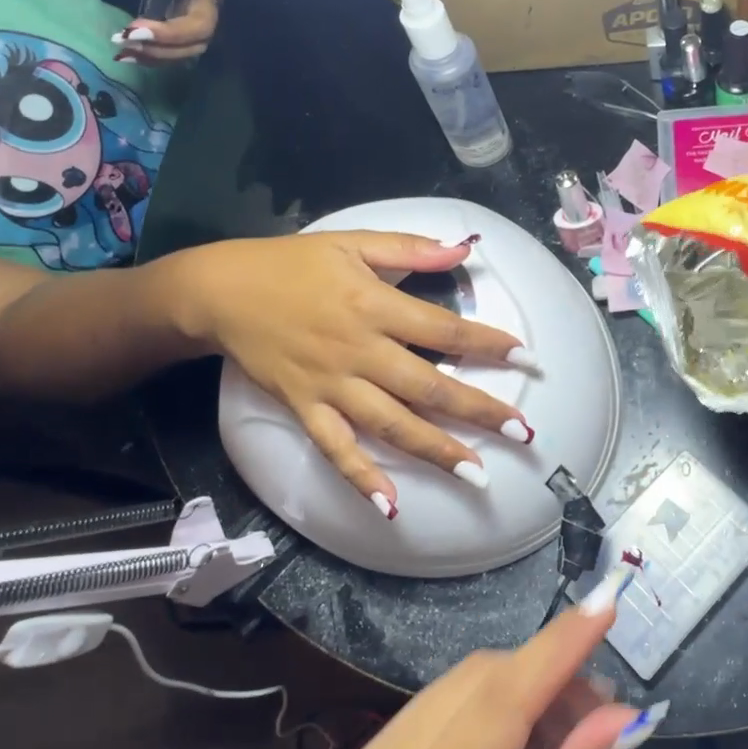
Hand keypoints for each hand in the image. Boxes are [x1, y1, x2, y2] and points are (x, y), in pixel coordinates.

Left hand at [113, 0, 218, 63]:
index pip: (201, 23)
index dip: (172, 32)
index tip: (134, 29)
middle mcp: (209, 2)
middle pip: (195, 44)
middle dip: (161, 49)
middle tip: (122, 42)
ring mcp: (198, 8)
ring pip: (187, 48)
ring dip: (156, 55)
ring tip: (122, 51)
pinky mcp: (184, 9)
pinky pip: (176, 41)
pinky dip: (154, 50)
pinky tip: (128, 49)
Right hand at [171, 231, 534, 512]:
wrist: (219, 292)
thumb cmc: (293, 264)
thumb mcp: (354, 242)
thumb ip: (412, 248)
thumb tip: (465, 250)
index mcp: (376, 307)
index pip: (445, 330)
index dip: (488, 345)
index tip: (528, 360)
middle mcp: (360, 351)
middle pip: (428, 386)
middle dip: (477, 410)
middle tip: (520, 432)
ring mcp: (331, 385)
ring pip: (391, 425)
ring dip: (435, 451)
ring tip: (477, 475)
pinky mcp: (304, 408)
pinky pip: (336, 449)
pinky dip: (361, 478)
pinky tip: (390, 506)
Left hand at [325, 584, 655, 748]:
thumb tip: (625, 713)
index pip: (495, 705)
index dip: (555, 649)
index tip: (608, 601)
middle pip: (479, 684)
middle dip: (549, 681)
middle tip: (601, 719)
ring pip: (461, 688)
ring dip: (524, 699)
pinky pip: (439, 712)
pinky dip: (491, 719)